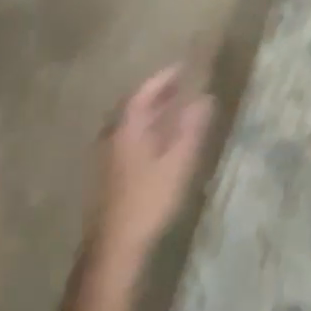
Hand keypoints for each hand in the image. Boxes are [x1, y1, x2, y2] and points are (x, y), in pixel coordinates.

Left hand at [92, 65, 213, 259]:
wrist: (114, 242)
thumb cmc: (148, 200)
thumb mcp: (176, 163)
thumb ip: (190, 129)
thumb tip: (204, 98)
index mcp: (127, 127)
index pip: (144, 92)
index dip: (163, 78)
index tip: (181, 67)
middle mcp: (112, 133)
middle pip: (134, 104)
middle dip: (157, 93)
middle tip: (179, 85)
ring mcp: (106, 153)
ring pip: (129, 121)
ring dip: (150, 111)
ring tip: (172, 108)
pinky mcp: (107, 170)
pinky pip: (127, 136)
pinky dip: (144, 128)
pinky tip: (157, 140)